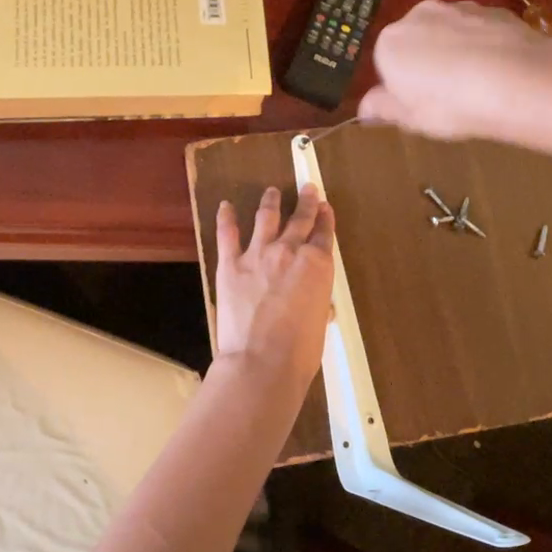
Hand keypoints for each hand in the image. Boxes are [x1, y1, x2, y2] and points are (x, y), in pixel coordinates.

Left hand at [214, 184, 335, 383]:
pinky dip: (226, 218)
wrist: (261, 361)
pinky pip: (227, 234)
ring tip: (272, 192)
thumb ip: (317, 302)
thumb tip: (315, 301)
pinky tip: (225, 206)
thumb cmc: (300, 351)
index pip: (324, 234)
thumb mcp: (320, 322)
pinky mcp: (230, 264)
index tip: (325, 207)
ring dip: (270, 203)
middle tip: (308, 189)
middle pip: (300, 220)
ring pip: (266, 218)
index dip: (326, 219)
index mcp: (317, 266)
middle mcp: (289, 251)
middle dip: (306, 203)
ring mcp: (257, 254)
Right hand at [357, 0, 551, 140]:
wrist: (516, 81)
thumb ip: (384, 108)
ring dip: (456, 51)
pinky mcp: (494, 9)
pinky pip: (480, 30)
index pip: (387, 62)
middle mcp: (419, 16)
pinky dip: (484, 45)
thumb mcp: (410, 118)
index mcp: (390, 43)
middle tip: (448, 96)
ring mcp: (459, 8)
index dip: (403, 85)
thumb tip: (365, 108)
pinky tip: (499, 70)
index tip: (420, 104)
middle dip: (428, 62)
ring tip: (477, 84)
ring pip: (449, 32)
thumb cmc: (450, 105)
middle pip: (417, 40)